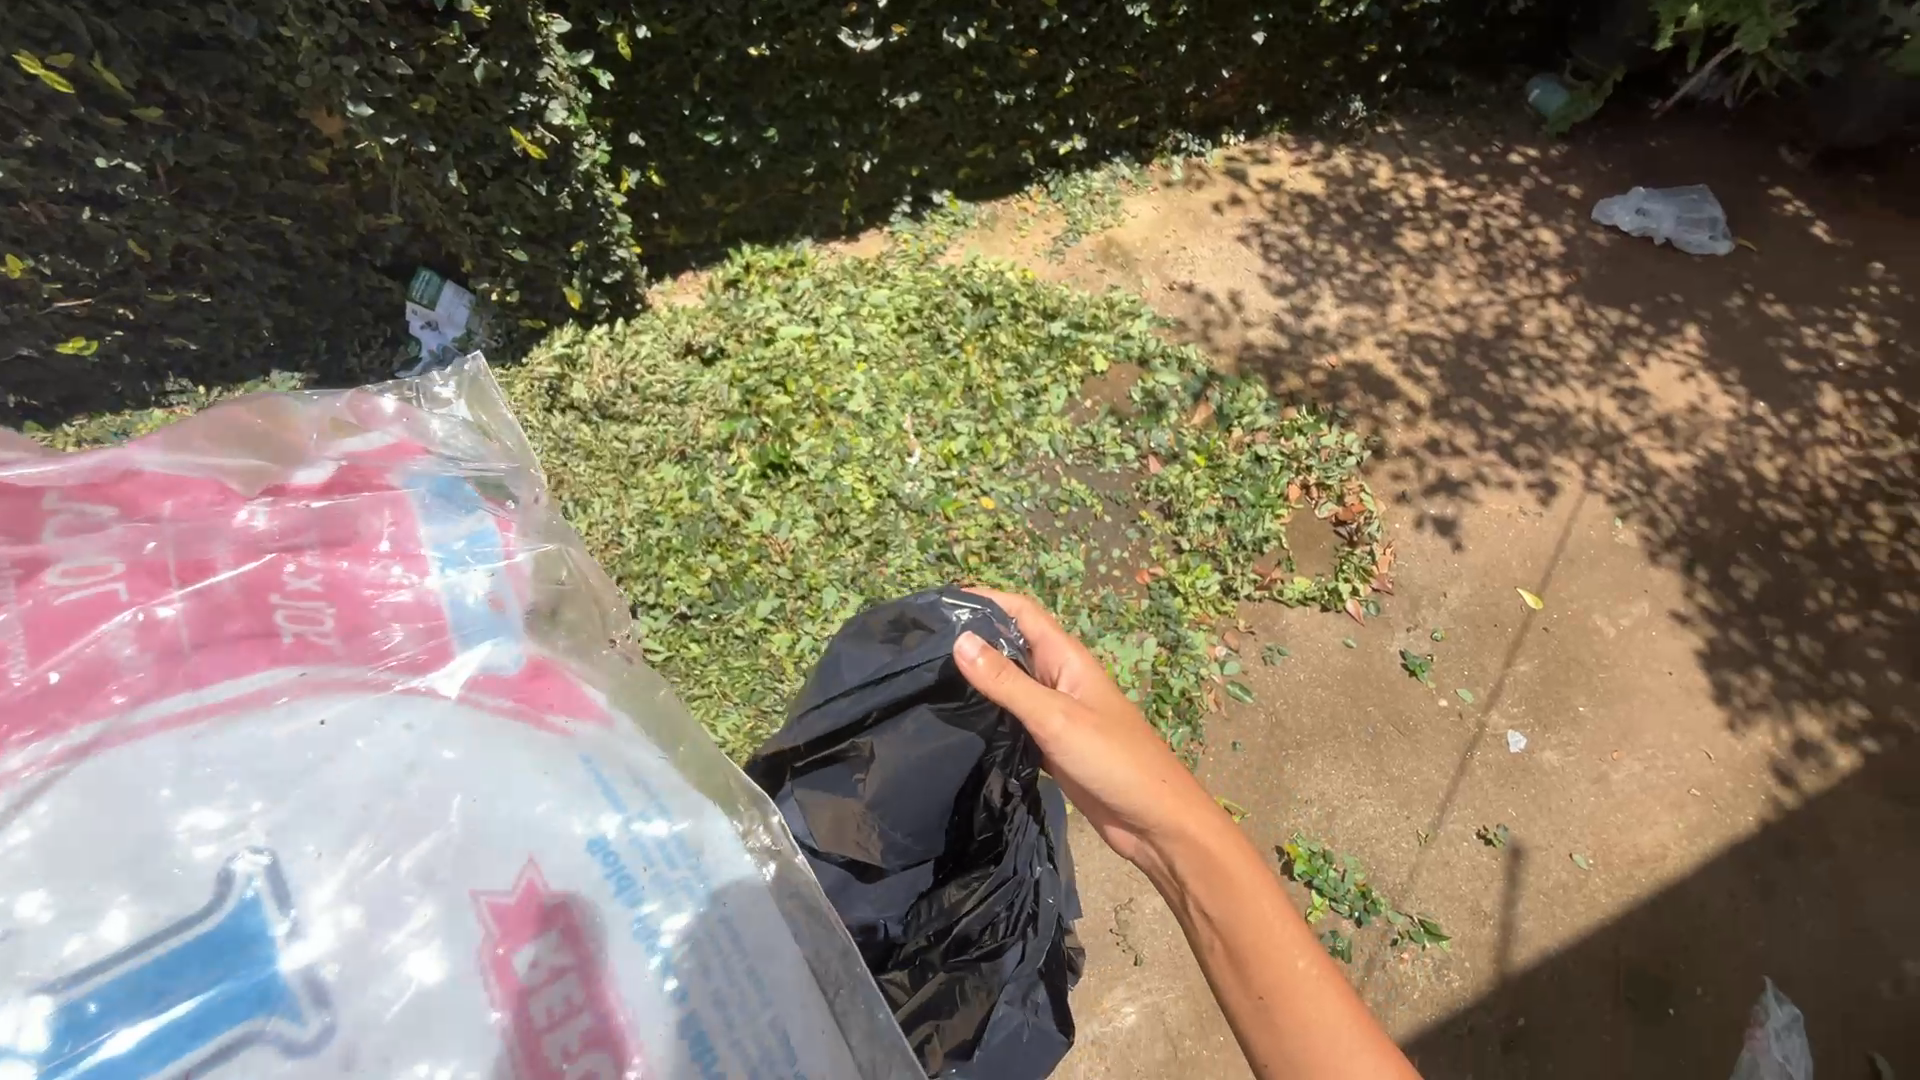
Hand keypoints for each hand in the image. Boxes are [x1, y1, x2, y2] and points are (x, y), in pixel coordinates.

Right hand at [953, 588, 1225, 873]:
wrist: (1154, 823)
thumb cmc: (1113, 760)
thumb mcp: (1055, 717)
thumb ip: (1006, 682)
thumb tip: (959, 641)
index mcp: (1065, 657)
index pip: (1021, 612)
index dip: (984, 599)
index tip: (940, 601)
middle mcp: (1057, 676)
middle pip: (1010, 644)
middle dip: (972, 636)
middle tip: (920, 643)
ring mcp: (1054, 711)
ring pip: (1008, 683)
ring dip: (976, 677)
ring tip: (927, 677)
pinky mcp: (1048, 743)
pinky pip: (1011, 718)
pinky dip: (987, 714)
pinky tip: (957, 720)